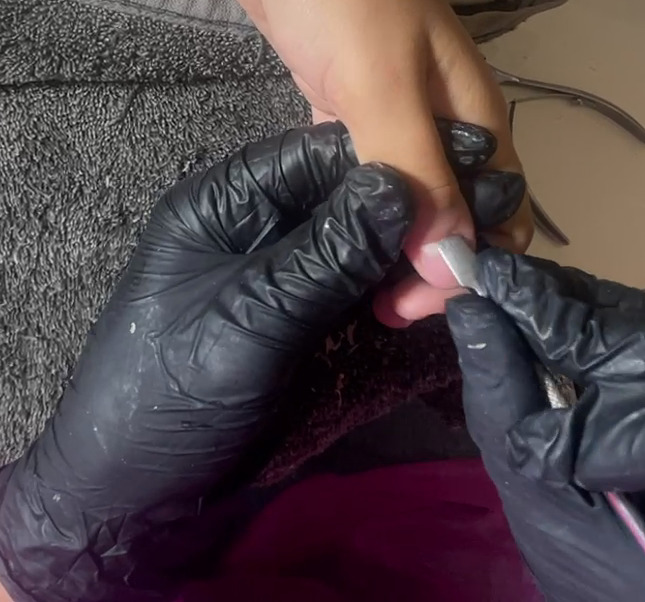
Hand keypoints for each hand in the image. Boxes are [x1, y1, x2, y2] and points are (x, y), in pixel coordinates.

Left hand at [0, 122, 525, 601]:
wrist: (142, 489)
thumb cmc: (171, 390)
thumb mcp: (247, 319)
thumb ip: (324, 256)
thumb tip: (402, 187)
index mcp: (231, 198)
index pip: (321, 154)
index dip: (394, 155)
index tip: (472, 162)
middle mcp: (268, 221)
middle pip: (354, 193)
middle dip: (420, 203)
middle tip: (501, 209)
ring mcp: (295, 269)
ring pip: (372, 239)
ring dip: (425, 246)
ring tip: (497, 247)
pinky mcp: (317, 315)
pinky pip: (373, 285)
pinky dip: (414, 286)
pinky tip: (461, 286)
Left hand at [218, 0, 529, 327]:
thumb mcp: (383, 81)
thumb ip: (416, 172)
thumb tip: (451, 269)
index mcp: (471, 116)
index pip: (495, 218)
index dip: (464, 274)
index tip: (404, 313)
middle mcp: (438, 117)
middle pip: (449, 211)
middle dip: (422, 265)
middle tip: (364, 310)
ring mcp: (386, 106)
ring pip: (400, 190)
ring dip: (381, 237)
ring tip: (340, 286)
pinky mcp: (338, 96)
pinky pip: (352, 163)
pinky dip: (344, 199)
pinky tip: (316, 229)